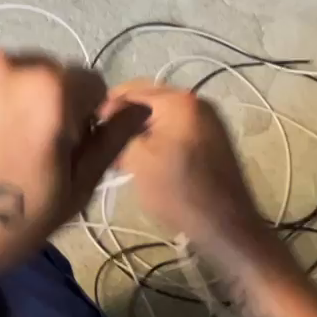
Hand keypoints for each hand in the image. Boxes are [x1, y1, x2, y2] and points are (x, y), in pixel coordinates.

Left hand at [0, 50, 146, 276]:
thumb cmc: (7, 224)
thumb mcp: (72, 190)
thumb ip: (109, 141)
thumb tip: (140, 108)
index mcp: (49, 90)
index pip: (89, 83)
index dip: (83, 117)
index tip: (61, 147)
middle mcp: (6, 62)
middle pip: (44, 70)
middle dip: (44, 99)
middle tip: (22, 146)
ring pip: (4, 70)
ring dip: (6, 94)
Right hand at [98, 81, 268, 242]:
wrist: (225, 226)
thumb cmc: (178, 190)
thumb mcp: (137, 159)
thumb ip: (118, 131)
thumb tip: (109, 124)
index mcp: (180, 100)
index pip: (132, 89)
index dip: (108, 105)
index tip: (91, 125)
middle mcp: (199, 102)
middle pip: (149, 100)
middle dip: (124, 117)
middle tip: (102, 137)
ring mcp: (210, 120)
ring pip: (163, 116)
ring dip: (140, 129)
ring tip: (119, 150)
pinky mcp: (213, 139)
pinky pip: (177, 128)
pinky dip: (158, 137)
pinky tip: (142, 156)